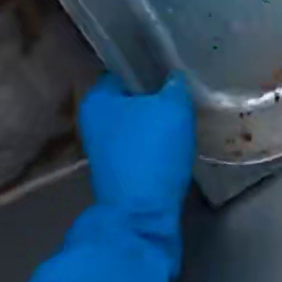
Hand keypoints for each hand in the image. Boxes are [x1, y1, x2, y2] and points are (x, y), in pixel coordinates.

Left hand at [78, 73, 195, 216]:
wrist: (142, 216)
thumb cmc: (151, 153)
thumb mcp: (172, 109)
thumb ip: (176, 85)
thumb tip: (175, 78)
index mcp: (97, 100)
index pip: (124, 69)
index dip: (150, 65)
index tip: (174, 65)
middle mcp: (94, 122)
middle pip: (132, 97)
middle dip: (158, 94)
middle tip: (185, 89)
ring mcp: (105, 149)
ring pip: (139, 122)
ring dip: (161, 120)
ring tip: (187, 114)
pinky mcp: (121, 169)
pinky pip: (143, 145)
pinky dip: (159, 142)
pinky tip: (179, 141)